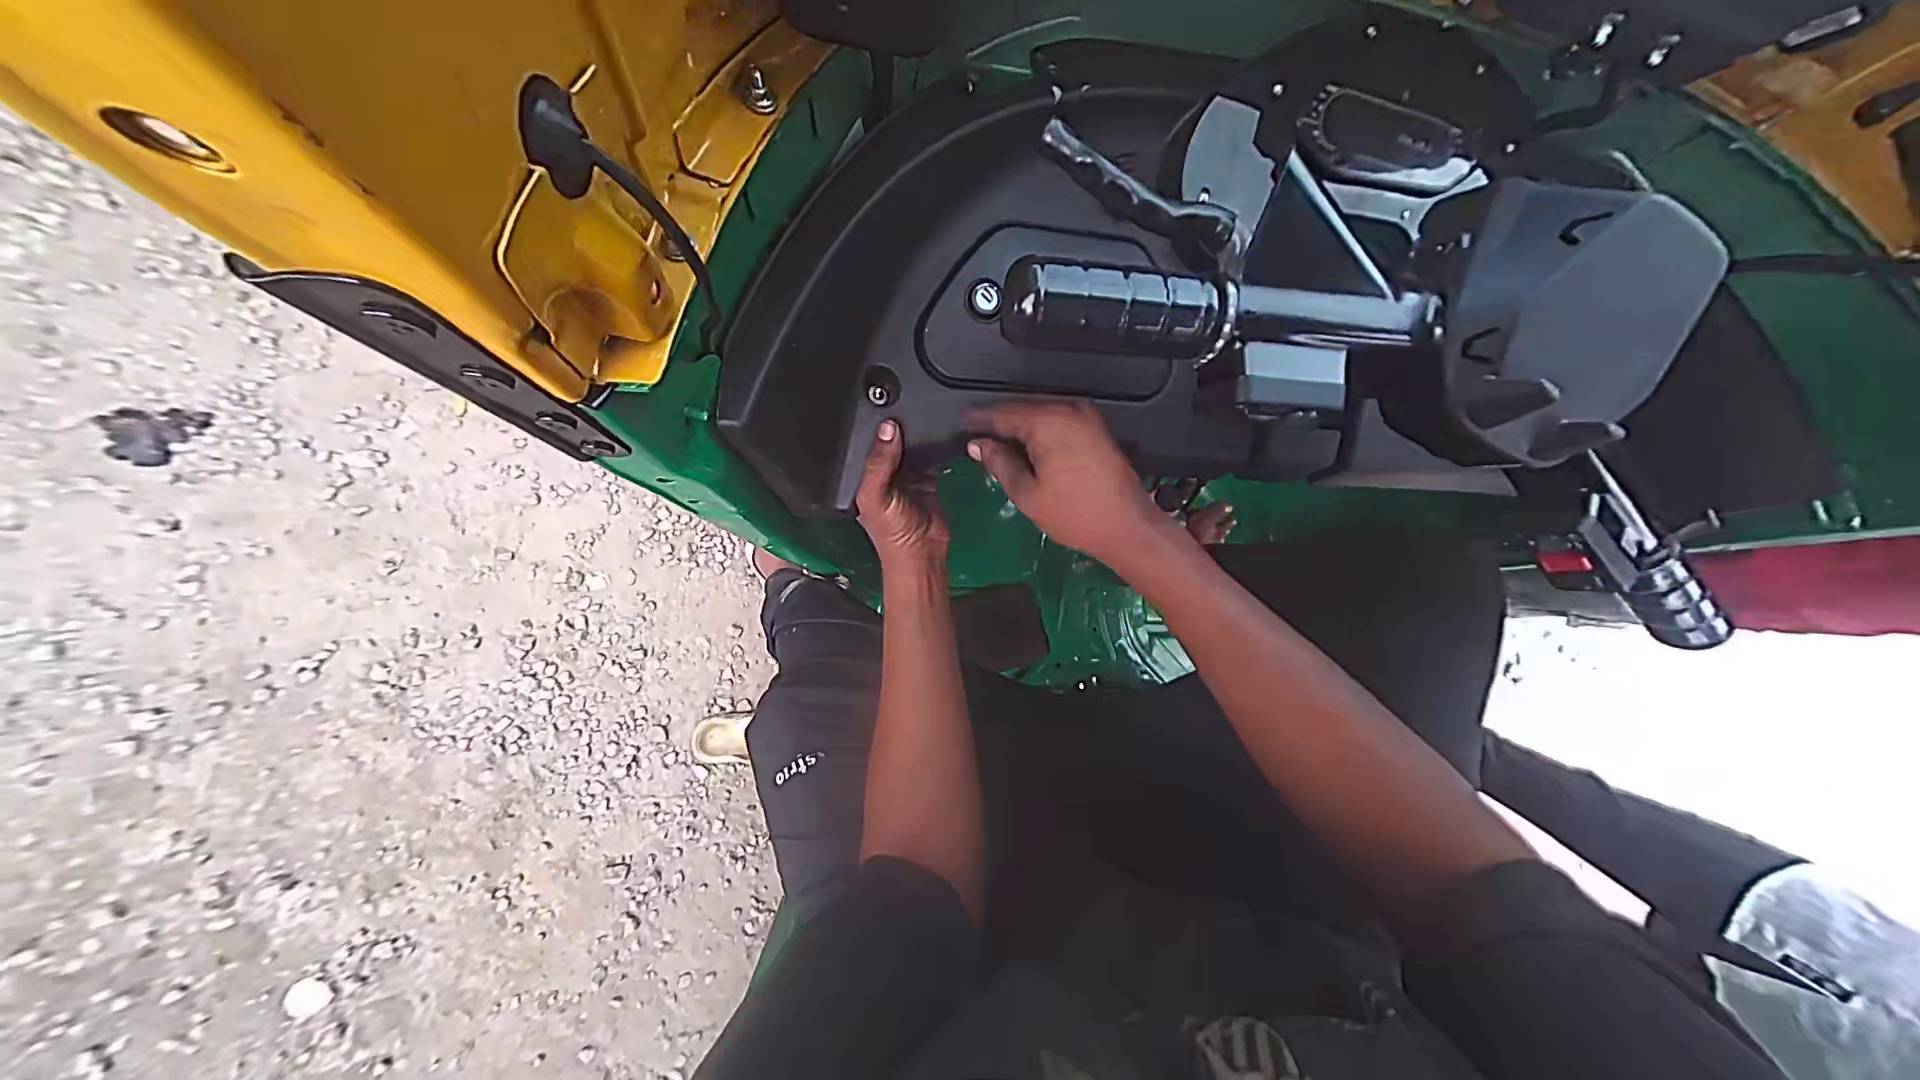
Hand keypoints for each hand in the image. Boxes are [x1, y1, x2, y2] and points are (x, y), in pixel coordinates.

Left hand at [856, 419, 948, 568]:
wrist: (923, 555)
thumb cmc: (892, 534)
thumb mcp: (875, 497)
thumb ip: (878, 464)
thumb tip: (887, 429)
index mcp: (866, 478)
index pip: (871, 445)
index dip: (878, 428)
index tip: (889, 406)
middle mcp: (887, 476)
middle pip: (894, 445)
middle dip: (902, 429)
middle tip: (912, 407)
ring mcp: (911, 479)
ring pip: (915, 450)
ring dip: (921, 438)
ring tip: (928, 417)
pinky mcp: (932, 482)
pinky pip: (934, 460)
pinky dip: (939, 451)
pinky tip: (942, 438)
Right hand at [964, 400, 1172, 565]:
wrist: (1127, 526)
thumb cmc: (1076, 515)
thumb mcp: (1028, 495)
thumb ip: (1000, 464)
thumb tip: (979, 446)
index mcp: (1049, 423)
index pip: (1003, 414)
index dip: (979, 420)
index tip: (963, 423)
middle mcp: (1068, 411)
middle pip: (1023, 410)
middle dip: (998, 423)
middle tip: (976, 436)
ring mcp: (1085, 418)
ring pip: (1040, 415)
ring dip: (1019, 428)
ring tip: (996, 443)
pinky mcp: (1094, 429)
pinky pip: (1057, 421)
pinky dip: (1039, 431)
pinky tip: (1026, 446)